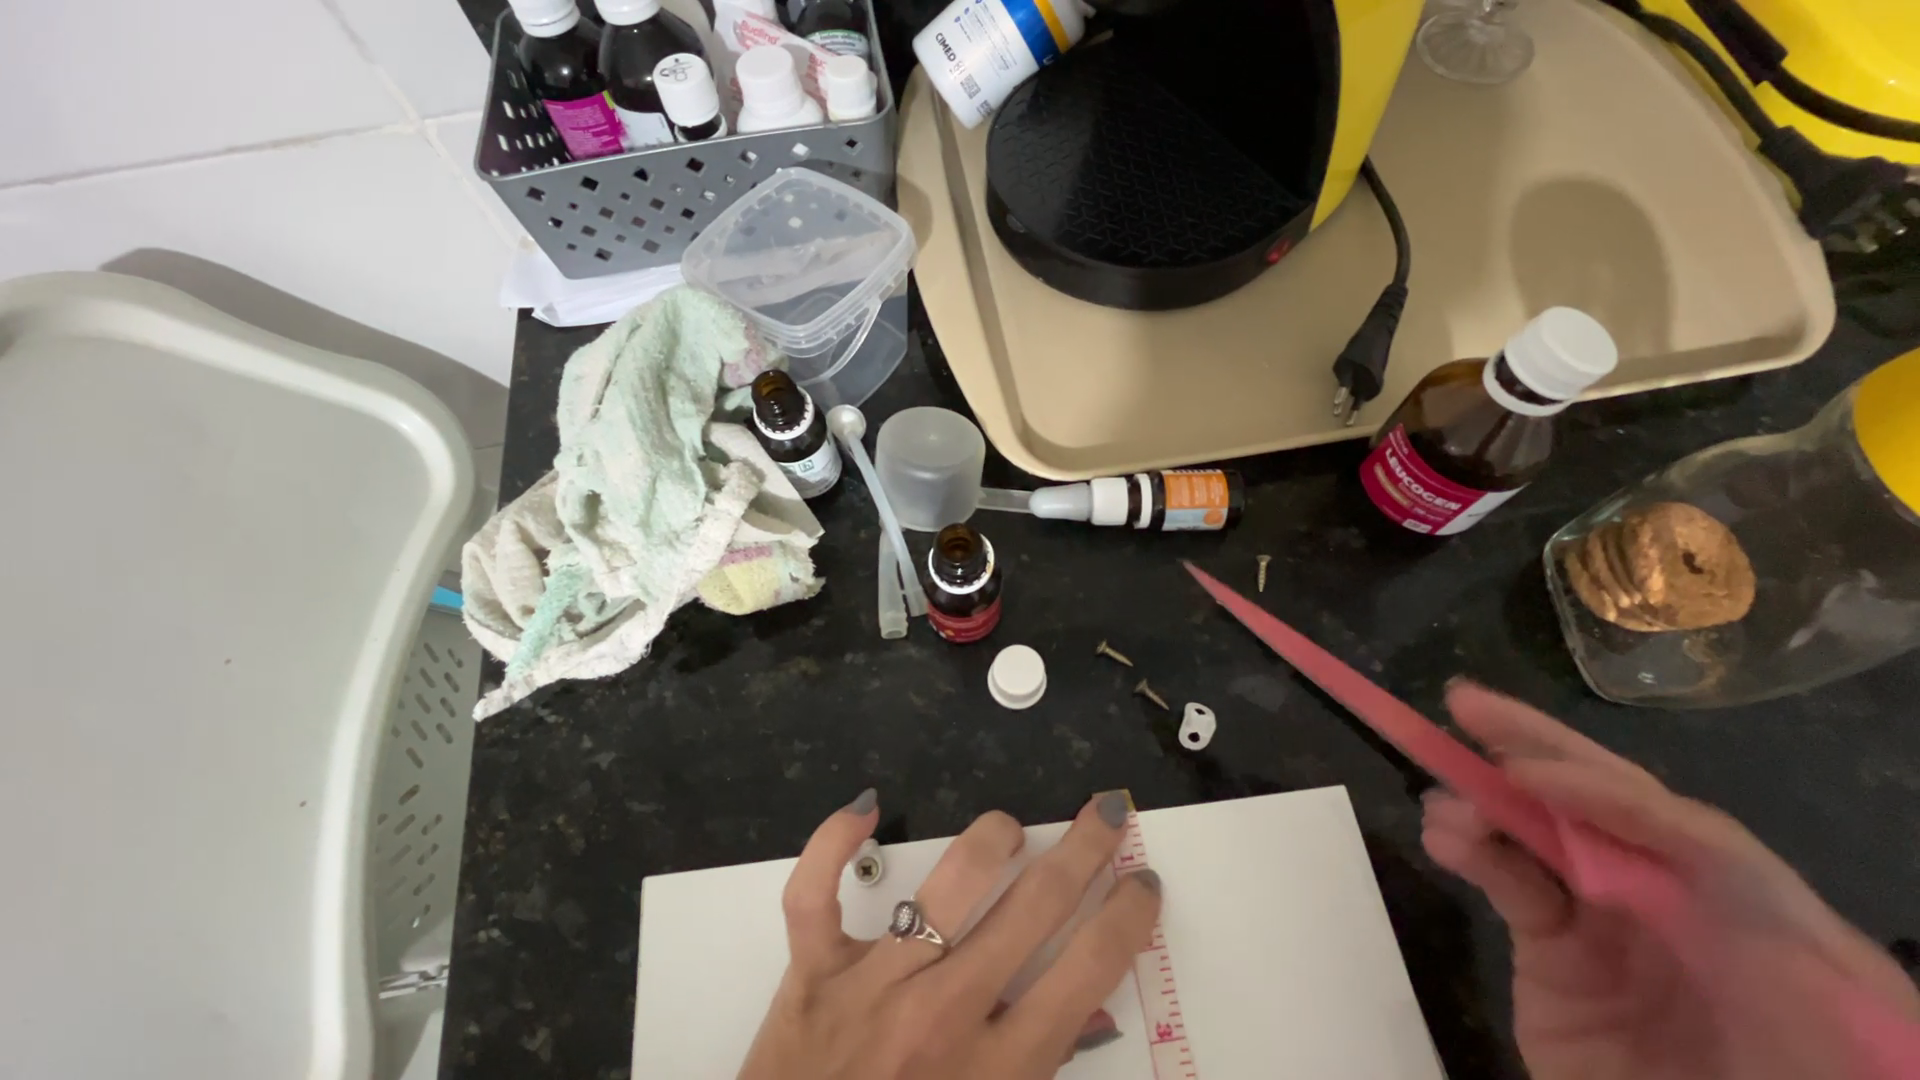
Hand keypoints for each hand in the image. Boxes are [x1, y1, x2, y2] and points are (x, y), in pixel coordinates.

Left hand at [738, 790, 1161, 1079]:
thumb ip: (1043, 1062)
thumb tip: (1090, 1005)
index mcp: (997, 1069)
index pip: (1085, 972)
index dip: (1126, 918)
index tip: (1141, 883)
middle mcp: (942, 1017)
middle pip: (1033, 909)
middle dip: (1083, 851)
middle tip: (1107, 814)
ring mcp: (873, 985)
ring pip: (947, 885)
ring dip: (992, 840)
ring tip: (1011, 828)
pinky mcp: (814, 967)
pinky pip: (814, 892)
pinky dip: (833, 842)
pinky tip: (868, 807)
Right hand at [1423, 680, 1919, 1079]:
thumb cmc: (1794, 1069)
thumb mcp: (1808, 989)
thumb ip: (1742, 896)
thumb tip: (1655, 826)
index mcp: (1757, 903)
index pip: (1682, 824)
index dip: (1603, 788)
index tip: (1531, 772)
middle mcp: (1677, 896)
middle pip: (1604, 806)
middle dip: (1535, 748)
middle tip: (1465, 703)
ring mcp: (1610, 924)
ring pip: (1541, 839)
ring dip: (1486, 805)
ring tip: (1445, 803)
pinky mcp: (1554, 954)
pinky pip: (1509, 889)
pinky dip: (1470, 854)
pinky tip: (1443, 839)